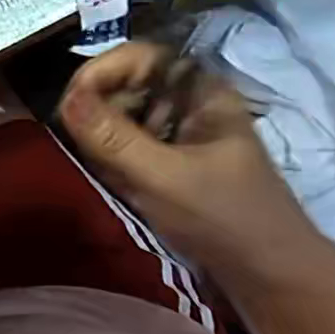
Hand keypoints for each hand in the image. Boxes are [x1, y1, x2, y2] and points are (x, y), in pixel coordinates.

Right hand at [57, 42, 325, 275]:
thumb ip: (112, 137)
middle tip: (91, 151)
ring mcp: (174, 132)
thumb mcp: (163, 177)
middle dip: (99, 114)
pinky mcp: (165, 159)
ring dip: (104, 144)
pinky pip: (123, 146)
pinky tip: (123, 187)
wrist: (269, 277)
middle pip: (122, 85)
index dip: (98, 72)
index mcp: (197, 90)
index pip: (135, 57)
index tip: (69, 106)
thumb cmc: (224, 218)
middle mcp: (184, 103)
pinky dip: (113, 163)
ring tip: (114, 176)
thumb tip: (65, 99)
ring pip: (117, 117)